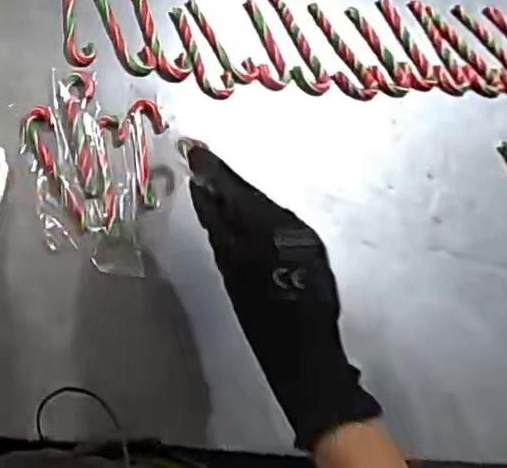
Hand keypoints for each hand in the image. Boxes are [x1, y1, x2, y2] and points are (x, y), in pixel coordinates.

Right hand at [188, 145, 381, 450]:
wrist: (307, 357)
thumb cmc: (260, 316)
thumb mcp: (228, 265)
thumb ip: (214, 222)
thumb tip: (200, 188)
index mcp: (268, 224)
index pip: (233, 186)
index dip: (211, 167)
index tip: (193, 149)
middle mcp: (292, 221)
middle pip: (250, 193)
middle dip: (225, 183)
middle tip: (199, 166)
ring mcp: (306, 233)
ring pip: (263, 205)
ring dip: (241, 200)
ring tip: (217, 194)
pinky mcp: (314, 245)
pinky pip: (278, 219)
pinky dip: (258, 215)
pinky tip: (244, 218)